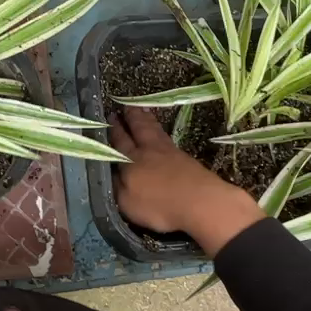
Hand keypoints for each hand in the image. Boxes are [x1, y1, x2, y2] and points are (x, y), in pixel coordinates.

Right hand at [108, 107, 265, 256]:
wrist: (200, 202)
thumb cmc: (159, 205)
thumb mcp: (127, 203)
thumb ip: (116, 187)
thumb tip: (111, 174)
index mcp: (131, 161)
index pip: (119, 141)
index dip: (114, 129)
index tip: (110, 116)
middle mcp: (148, 151)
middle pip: (139, 129)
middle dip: (131, 117)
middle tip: (126, 105)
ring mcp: (169, 152)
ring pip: (154, 130)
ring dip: (147, 119)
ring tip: (143, 110)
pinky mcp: (185, 157)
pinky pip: (167, 138)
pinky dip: (161, 130)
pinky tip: (160, 132)